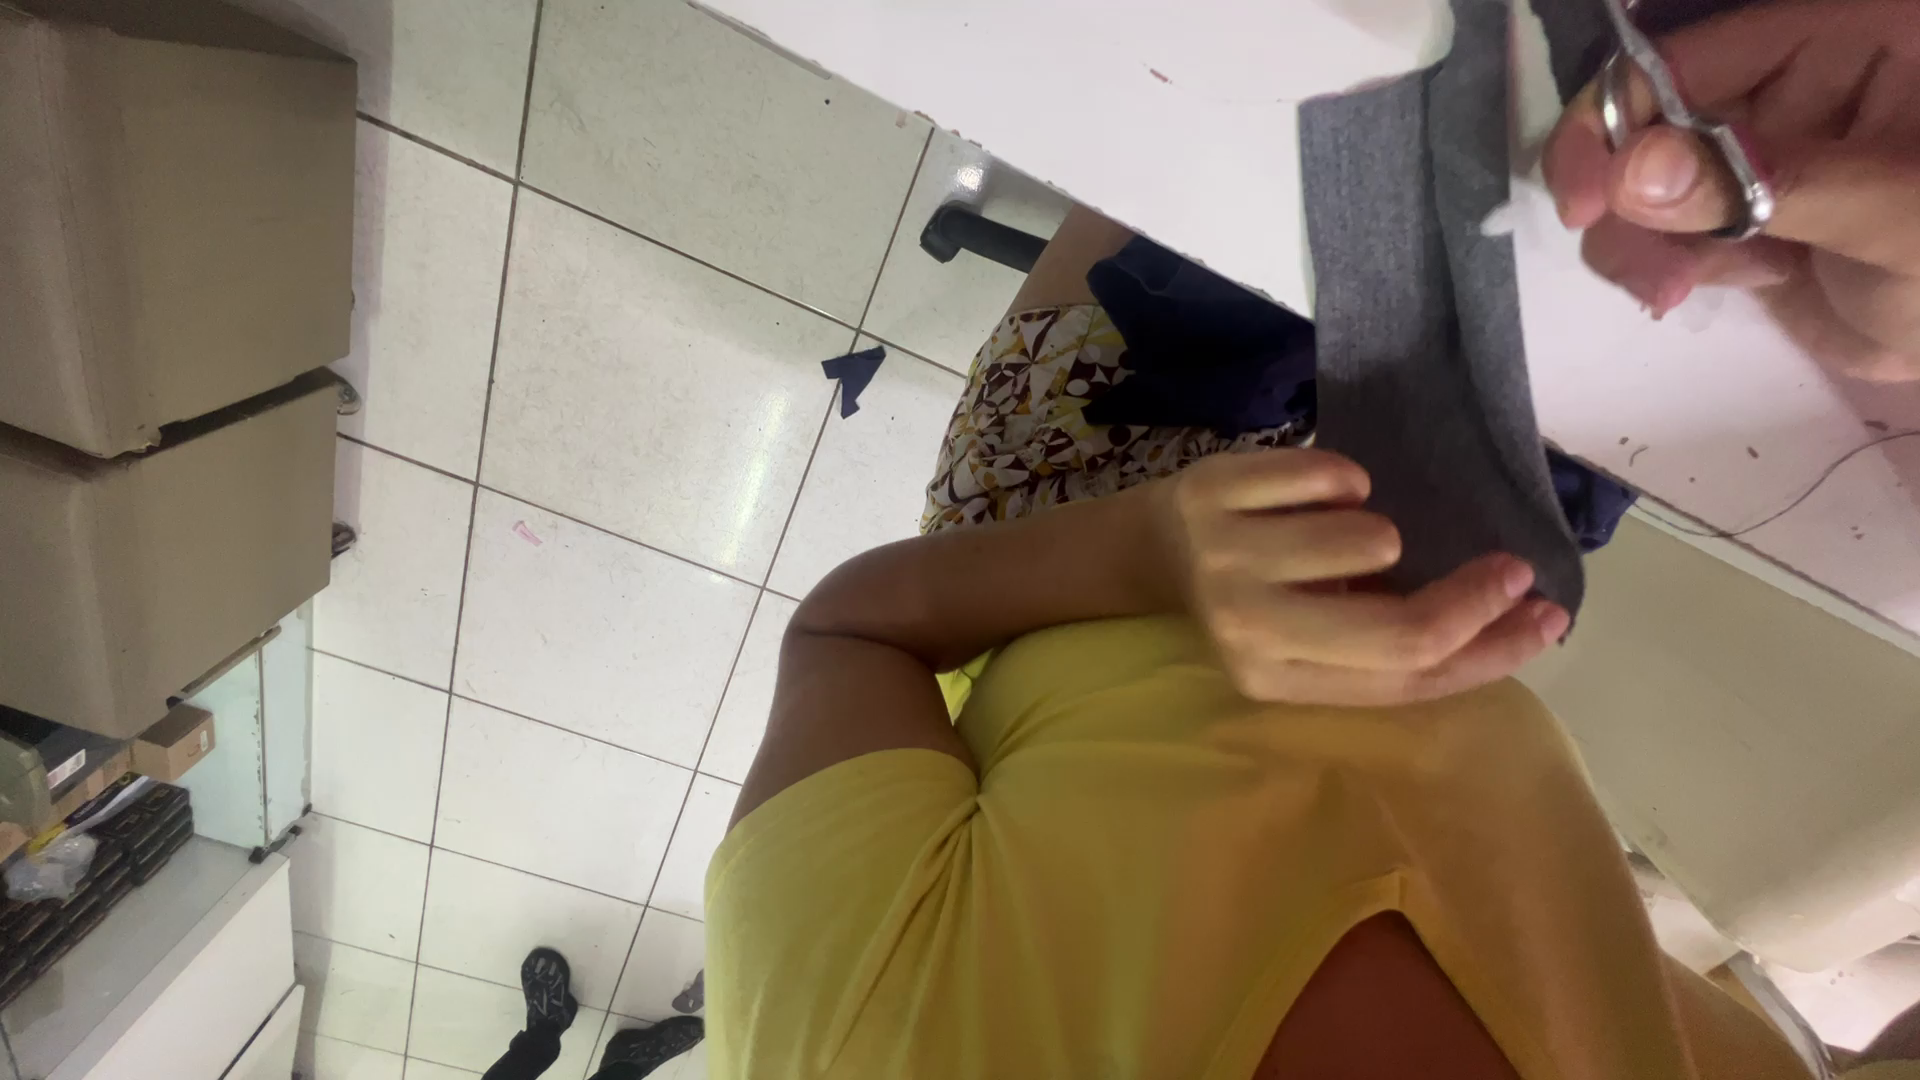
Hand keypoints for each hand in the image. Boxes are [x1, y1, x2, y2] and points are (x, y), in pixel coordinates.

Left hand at [1152, 449, 1569, 706]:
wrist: (1151, 547)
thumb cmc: (1244, 591)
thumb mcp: (1302, 634)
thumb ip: (1379, 636)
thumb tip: (1519, 616)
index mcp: (1273, 678)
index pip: (1403, 679)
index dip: (1491, 649)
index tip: (1547, 612)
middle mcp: (1244, 629)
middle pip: (1397, 631)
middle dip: (1473, 596)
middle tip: (1505, 564)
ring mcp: (1223, 559)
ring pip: (1366, 541)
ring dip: (1382, 529)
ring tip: (1351, 529)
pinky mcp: (1211, 494)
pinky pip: (1323, 474)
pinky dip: (1343, 476)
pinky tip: (1324, 490)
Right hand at [1541, 0, 1919, 381]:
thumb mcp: (1896, 215)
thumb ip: (1770, 183)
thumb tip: (1631, 172)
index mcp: (1855, 40)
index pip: (1682, 61)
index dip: (1607, 126)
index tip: (1583, 208)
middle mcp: (1792, 87)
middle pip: (1636, 134)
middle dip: (1623, 212)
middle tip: (1650, 274)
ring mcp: (1753, 156)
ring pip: (1630, 194)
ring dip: (1638, 250)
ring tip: (1683, 289)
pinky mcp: (1728, 213)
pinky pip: (1650, 233)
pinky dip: (1661, 267)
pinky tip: (1739, 281)